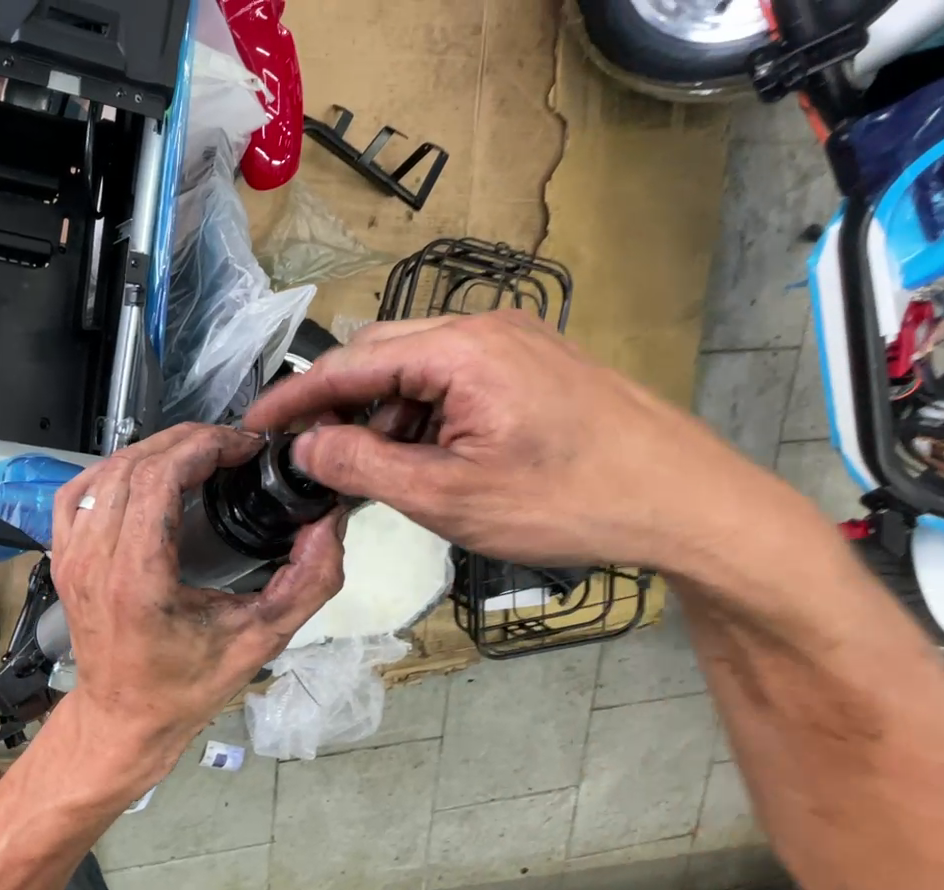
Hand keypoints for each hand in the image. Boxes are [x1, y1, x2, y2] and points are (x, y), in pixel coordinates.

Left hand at [48, 423, 344, 778]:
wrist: (123, 716)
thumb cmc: (185, 686)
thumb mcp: (260, 641)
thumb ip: (307, 583)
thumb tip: (328, 524)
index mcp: (137, 579)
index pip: (158, 479)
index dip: (203, 447)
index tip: (242, 448)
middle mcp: (94, 561)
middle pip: (132, 466)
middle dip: (185, 442)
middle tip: (228, 446)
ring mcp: (70, 558)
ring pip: (103, 473)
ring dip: (152, 452)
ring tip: (195, 454)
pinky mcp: (62, 559)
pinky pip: (75, 495)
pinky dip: (111, 472)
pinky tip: (143, 474)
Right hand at [243, 311, 764, 568]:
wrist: (691, 505)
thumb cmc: (570, 502)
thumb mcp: (446, 495)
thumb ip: (361, 464)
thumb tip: (305, 446)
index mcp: (460, 351)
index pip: (347, 364)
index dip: (291, 398)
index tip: (252, 427)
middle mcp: (485, 329)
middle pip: (376, 354)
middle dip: (335, 403)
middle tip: (311, 455)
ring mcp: (514, 343)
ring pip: (411, 367)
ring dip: (380, 413)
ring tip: (377, 468)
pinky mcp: (531, 364)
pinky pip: (449, 377)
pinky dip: (418, 413)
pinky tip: (424, 456)